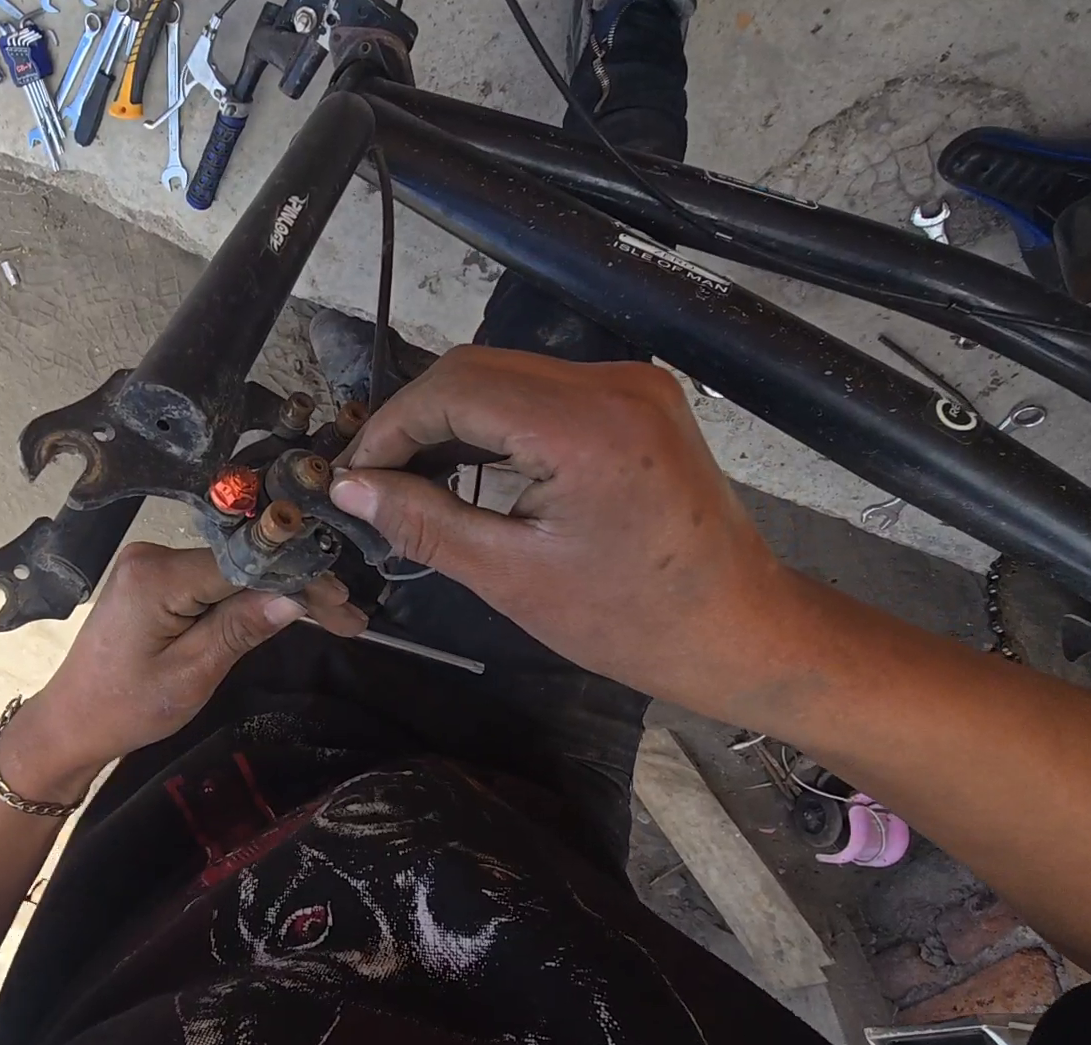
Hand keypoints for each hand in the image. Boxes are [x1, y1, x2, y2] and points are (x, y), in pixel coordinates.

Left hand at [0, 544, 366, 800]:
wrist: (71, 720)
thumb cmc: (126, 708)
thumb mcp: (190, 675)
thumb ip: (239, 629)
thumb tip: (292, 596)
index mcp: (156, 574)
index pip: (244, 562)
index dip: (297, 579)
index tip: (343, 603)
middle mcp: (153, 553)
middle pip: (242, 562)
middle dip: (296, 587)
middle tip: (349, 618)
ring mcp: (152, 562)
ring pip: (232, 570)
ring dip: (278, 592)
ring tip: (332, 616)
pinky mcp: (155, 577)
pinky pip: (212, 579)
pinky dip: (248, 596)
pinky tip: (285, 607)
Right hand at [328, 346, 793, 698]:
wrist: (741, 629)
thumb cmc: (628, 621)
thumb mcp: (510, 577)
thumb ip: (422, 522)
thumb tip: (349, 489)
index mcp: (585, 427)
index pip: (453, 390)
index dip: (389, 428)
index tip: (352, 476)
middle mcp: (609, 382)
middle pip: (471, 370)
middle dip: (409, 420)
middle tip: (371, 478)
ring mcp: (626, 383)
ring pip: (497, 374)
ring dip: (442, 418)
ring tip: (405, 474)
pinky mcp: (629, 397)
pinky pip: (532, 391)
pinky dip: (483, 421)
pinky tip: (458, 462)